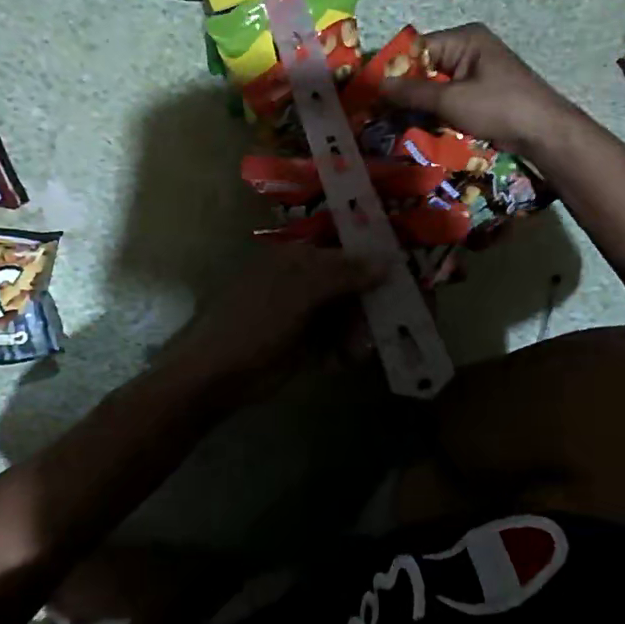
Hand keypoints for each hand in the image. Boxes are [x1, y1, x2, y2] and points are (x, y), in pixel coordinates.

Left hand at [154, 245, 386, 396]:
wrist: (218, 374)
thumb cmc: (255, 321)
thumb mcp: (300, 291)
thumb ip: (344, 273)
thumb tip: (388, 261)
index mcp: (296, 258)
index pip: (344, 248)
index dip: (374, 258)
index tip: (406, 270)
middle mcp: (302, 281)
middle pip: (351, 285)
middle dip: (371, 302)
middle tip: (398, 316)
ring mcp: (303, 314)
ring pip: (347, 316)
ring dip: (359, 332)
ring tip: (360, 349)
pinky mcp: (305, 346)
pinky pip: (336, 343)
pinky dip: (343, 352)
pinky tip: (343, 361)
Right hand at [382, 23, 581, 151]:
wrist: (543, 133)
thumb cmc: (498, 107)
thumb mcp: (450, 100)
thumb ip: (412, 92)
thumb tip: (378, 85)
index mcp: (464, 39)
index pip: (417, 48)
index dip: (394, 68)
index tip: (371, 90)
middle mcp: (469, 49)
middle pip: (425, 66)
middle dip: (404, 89)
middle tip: (378, 111)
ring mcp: (476, 73)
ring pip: (435, 86)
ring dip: (418, 104)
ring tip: (393, 121)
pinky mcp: (480, 94)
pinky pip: (448, 98)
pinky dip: (434, 111)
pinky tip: (418, 126)